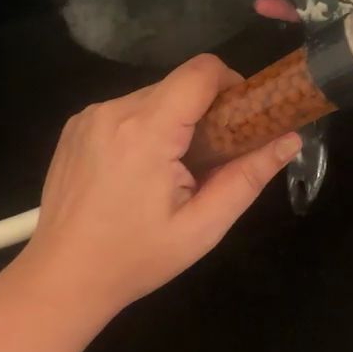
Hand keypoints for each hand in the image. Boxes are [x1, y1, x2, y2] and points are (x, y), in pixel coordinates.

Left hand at [21, 54, 299, 314]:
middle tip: (215, 158)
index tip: (243, 118)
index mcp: (146, 131)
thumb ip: (248, 178)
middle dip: (206, 111)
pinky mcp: (76, 126)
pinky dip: (147, 128)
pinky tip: (141, 172)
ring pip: (154, 95)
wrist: (62, 279)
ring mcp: (89, 116)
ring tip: (175, 172)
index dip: (232, 83)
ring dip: (175, 121)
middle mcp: (113, 110)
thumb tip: (290, 139)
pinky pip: (127, 109)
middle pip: (179, 84)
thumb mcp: (203, 227)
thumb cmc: (136, 258)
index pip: (201, 72)